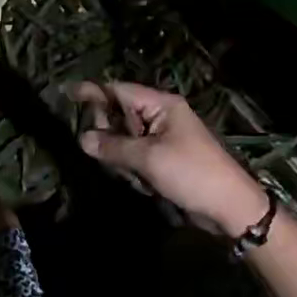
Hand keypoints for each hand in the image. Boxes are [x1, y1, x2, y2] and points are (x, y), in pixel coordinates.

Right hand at [71, 81, 269, 236]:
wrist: (229, 205)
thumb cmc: (190, 173)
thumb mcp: (148, 158)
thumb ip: (113, 146)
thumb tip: (82, 138)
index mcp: (162, 104)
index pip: (120, 90)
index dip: (94, 92)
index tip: (67, 94)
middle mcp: (163, 115)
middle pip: (121, 114)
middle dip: (109, 133)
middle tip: (106, 154)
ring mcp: (165, 138)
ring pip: (127, 138)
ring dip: (123, 156)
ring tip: (134, 175)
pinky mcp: (166, 158)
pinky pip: (138, 155)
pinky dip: (134, 168)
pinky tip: (144, 184)